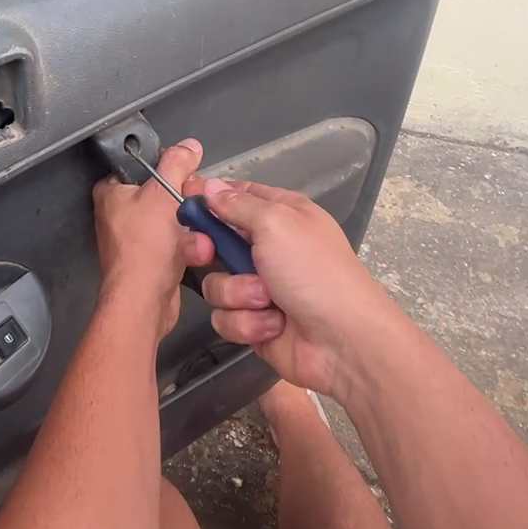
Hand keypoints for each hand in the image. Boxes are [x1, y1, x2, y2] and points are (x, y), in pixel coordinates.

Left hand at [92, 138, 214, 340]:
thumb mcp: (163, 194)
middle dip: (185, 201)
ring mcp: (135, 236)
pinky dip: (189, 245)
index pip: (146, 164)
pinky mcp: (150, 257)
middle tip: (193, 208)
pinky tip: (194, 250)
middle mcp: (120, 211)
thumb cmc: (143, 250)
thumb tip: (189, 147)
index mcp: (112, 190)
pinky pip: (177, 241)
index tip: (187, 177)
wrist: (144, 302)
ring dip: (191, 226)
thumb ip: (177, 163)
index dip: (170, 168)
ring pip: (174, 217)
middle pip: (165, 191)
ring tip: (195, 236)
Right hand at [198, 178, 399, 399]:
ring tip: (266, 300)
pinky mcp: (254, 323)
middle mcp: (269, 248)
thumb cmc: (313, 271)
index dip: (210, 198)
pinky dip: (247, 322)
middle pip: (217, 241)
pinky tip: (272, 325)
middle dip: (211, 252)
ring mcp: (260, 288)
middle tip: (209, 254)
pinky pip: (226, 317)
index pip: (236, 195)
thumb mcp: (276, 223)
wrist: (344, 343)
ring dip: (238, 293)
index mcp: (281, 215)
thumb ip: (237, 204)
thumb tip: (211, 185)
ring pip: (217, 283)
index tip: (184, 200)